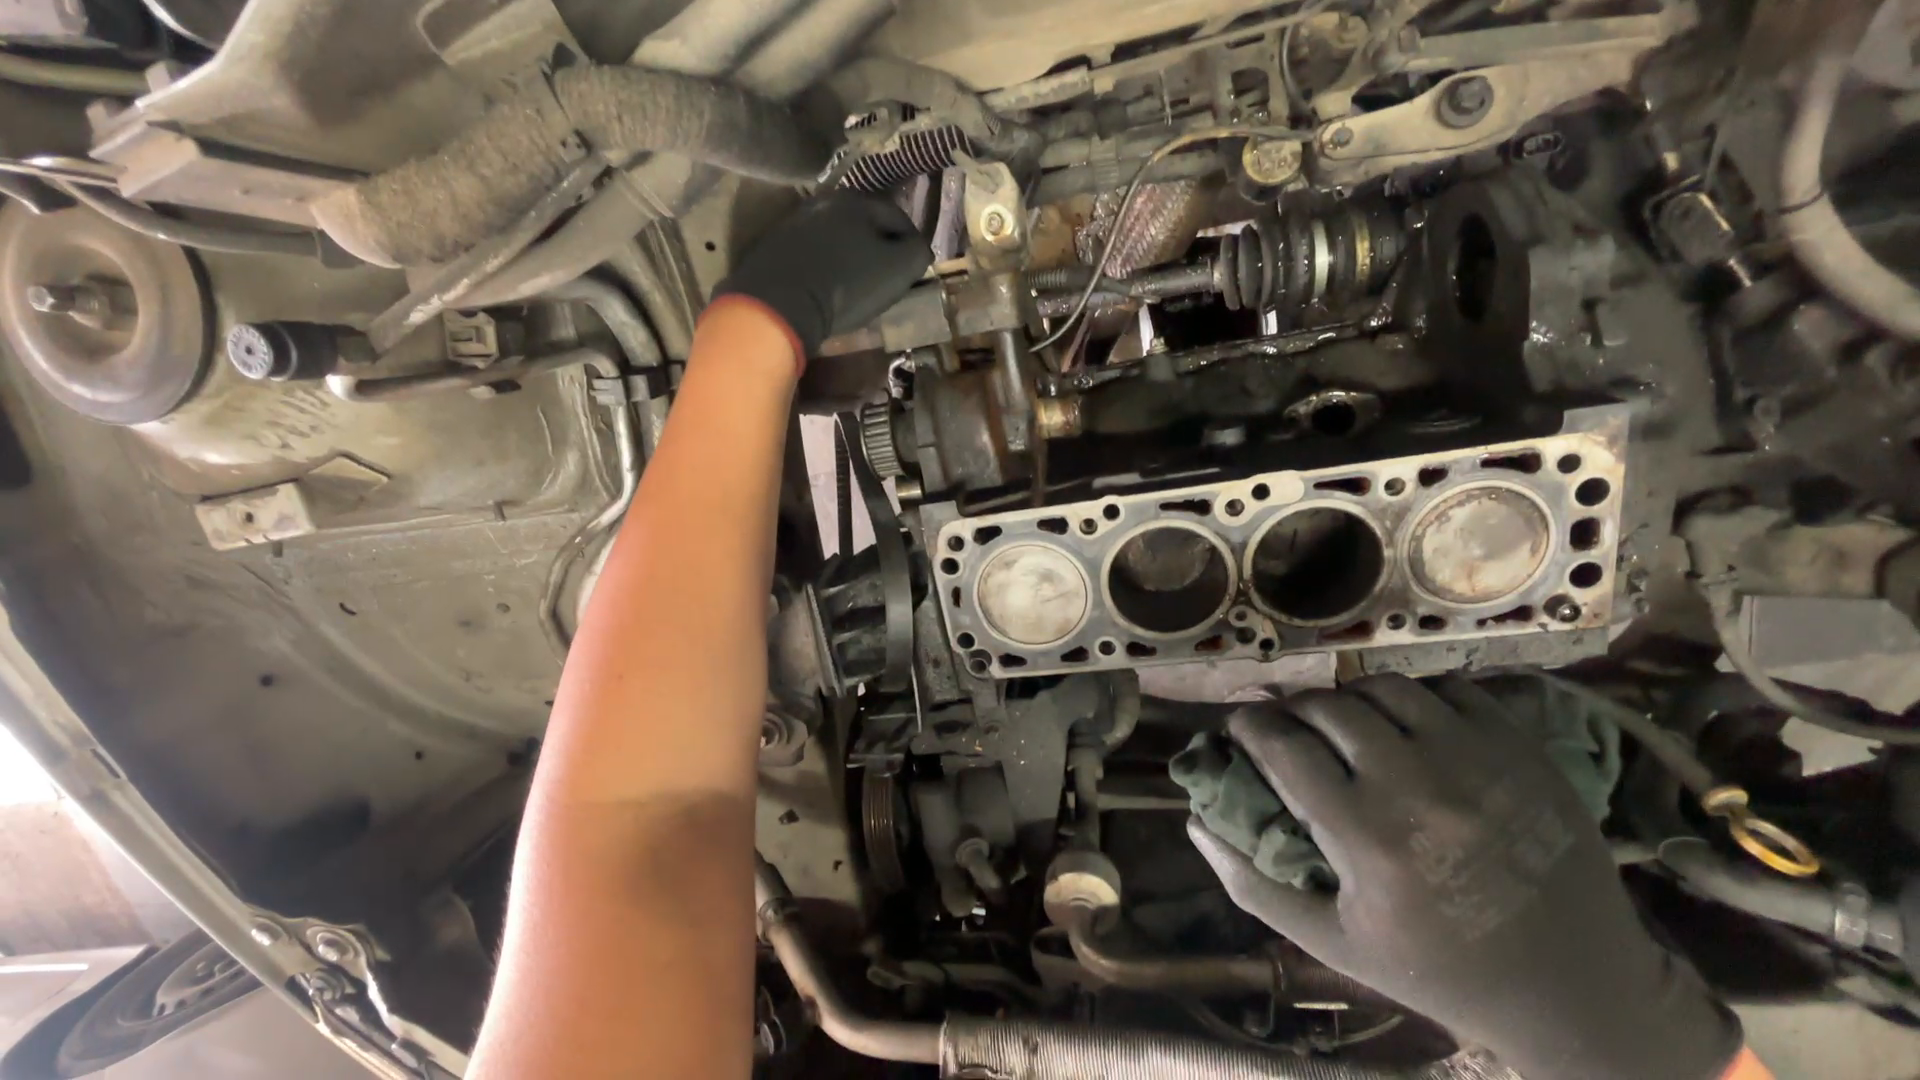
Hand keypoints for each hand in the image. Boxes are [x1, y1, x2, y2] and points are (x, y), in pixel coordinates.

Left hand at [712, 191, 930, 356]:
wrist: (778, 304)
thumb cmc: (847, 285)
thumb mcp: (898, 270)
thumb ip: (917, 252)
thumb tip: (919, 248)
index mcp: (857, 200)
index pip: (898, 218)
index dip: (911, 244)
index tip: (913, 269)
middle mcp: (824, 201)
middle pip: (864, 225)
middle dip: (879, 248)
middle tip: (887, 277)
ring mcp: (795, 222)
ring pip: (837, 238)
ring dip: (850, 256)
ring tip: (857, 285)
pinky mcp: (774, 246)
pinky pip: (812, 253)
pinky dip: (825, 266)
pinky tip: (827, 288)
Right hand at [1190, 674, 1741, 1079]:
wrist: (1575, 990)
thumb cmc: (1438, 970)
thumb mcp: (1331, 941)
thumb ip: (1251, 883)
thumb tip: (1194, 822)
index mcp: (1368, 838)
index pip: (1283, 747)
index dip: (1248, 725)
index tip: (1238, 725)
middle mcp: (1420, 786)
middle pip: (1329, 707)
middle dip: (1293, 708)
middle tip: (1287, 723)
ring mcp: (1479, 760)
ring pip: (1386, 687)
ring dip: (1351, 697)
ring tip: (1344, 720)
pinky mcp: (1523, 750)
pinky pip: (1451, 689)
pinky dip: (1416, 697)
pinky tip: (1408, 725)